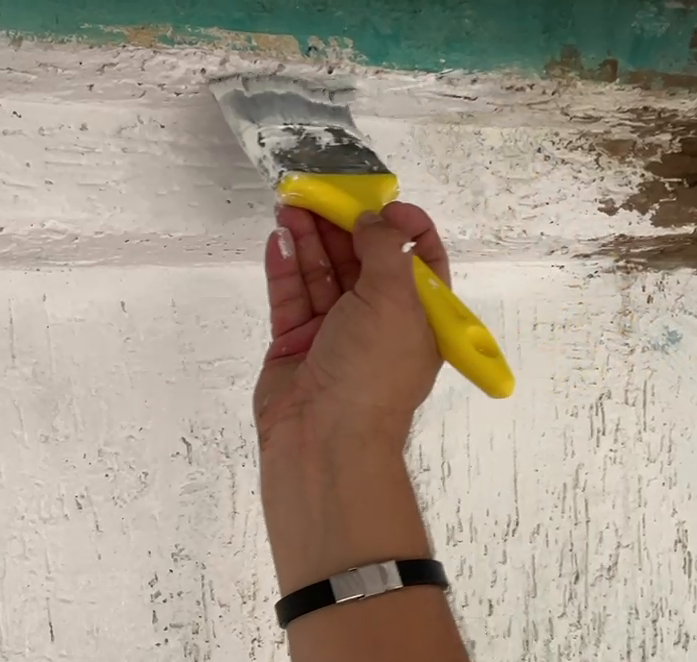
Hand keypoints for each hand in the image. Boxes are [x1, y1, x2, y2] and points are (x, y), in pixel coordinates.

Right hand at [256, 201, 448, 592]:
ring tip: (290, 203)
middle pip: (361, 260)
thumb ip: (386, 249)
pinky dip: (284, 269)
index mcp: (418, 315)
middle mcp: (377, 321)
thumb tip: (375, 219)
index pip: (418, 258)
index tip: (381, 202)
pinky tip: (278, 239)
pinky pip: (290, 299)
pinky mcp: (294, 345)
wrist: (323, 438)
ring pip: (322, 275)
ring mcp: (332, 334)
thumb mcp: (397, 300)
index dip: (403, 224)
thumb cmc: (372, 370)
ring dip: (309, 238)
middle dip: (343, 223)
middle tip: (319, 189)